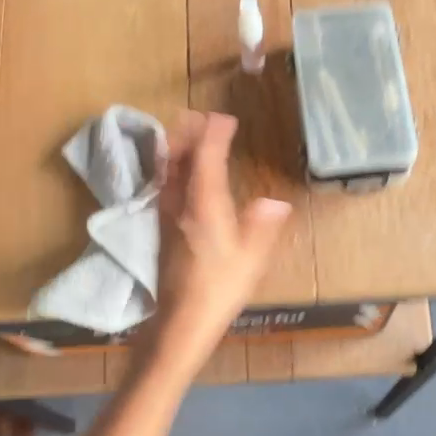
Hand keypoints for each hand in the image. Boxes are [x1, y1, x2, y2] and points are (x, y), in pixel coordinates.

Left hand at [148, 111, 289, 366]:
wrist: (180, 321)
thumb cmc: (219, 289)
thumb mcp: (251, 259)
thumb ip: (261, 227)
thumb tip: (274, 203)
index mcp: (204, 206)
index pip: (206, 159)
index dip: (214, 135)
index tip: (224, 118)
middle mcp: (181, 205)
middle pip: (180, 160)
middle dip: (188, 135)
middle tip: (197, 115)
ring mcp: (167, 218)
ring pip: (168, 173)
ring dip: (175, 149)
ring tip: (181, 133)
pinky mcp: (161, 231)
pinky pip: (163, 187)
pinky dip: (168, 169)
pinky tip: (172, 174)